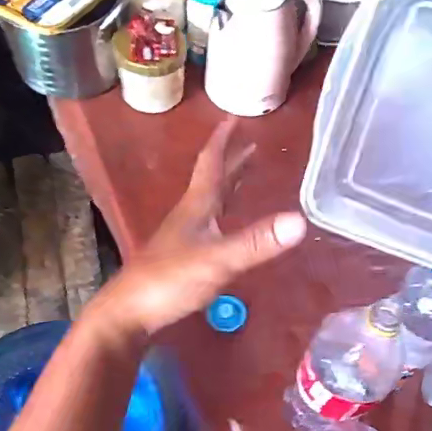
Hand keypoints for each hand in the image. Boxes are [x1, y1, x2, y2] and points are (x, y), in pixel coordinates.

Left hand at [83, 119, 306, 342]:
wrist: (130, 312)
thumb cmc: (170, 280)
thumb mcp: (218, 260)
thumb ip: (257, 242)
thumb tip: (301, 220)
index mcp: (197, 206)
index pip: (211, 163)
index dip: (224, 140)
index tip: (235, 117)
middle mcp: (189, 214)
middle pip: (212, 179)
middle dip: (232, 160)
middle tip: (252, 144)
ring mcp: (184, 236)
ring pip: (210, 201)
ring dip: (228, 184)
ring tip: (247, 174)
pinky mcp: (183, 257)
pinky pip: (210, 224)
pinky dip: (224, 214)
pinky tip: (229, 225)